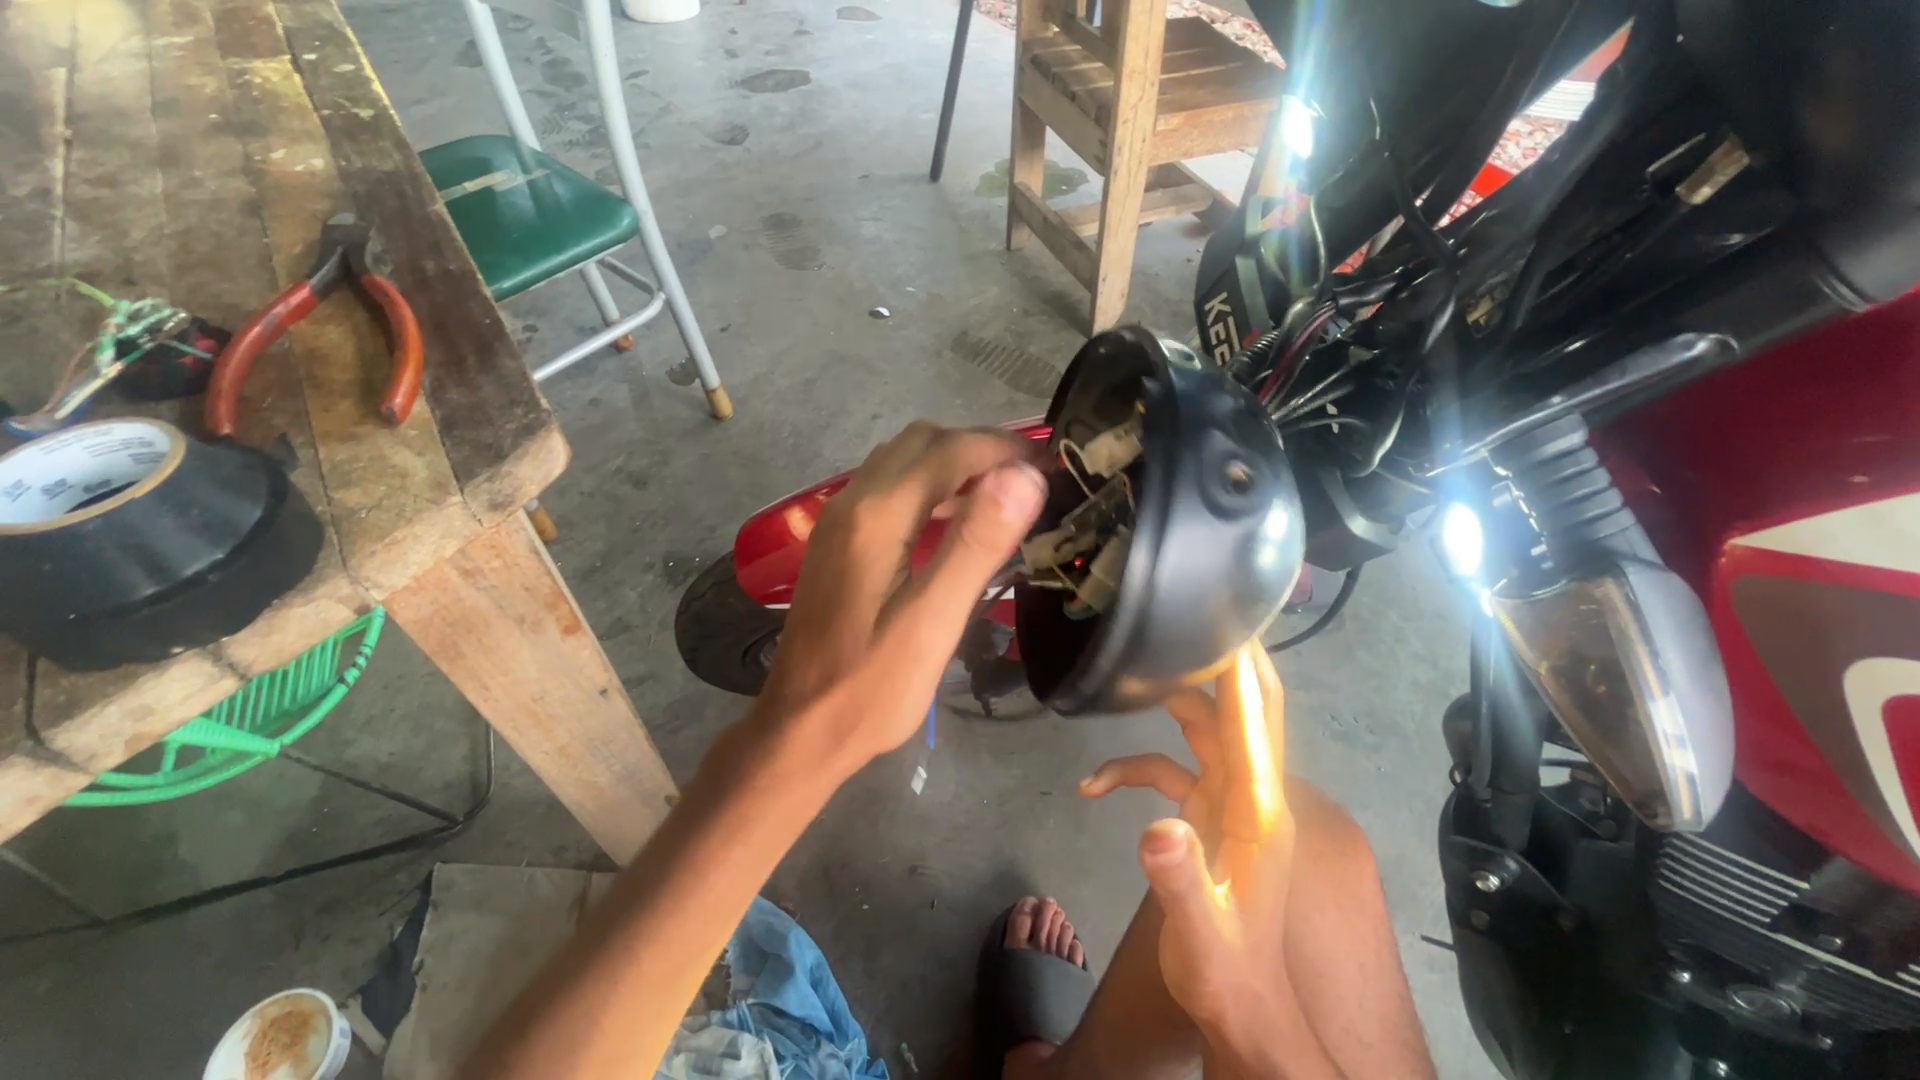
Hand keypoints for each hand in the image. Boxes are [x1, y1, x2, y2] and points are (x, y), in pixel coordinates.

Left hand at [754, 422, 1046, 773]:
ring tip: (1002, 498)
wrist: (800, 729)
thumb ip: (975, 545)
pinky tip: (952, 524)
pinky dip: (927, 486)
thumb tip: (1024, 476)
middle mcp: (852, 502)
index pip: (950, 450)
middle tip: (1029, 483)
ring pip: (901, 461)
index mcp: (877, 516)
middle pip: (922, 442)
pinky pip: (887, 488)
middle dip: (979, 449)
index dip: (1004, 450)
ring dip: (952, 464)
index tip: (1051, 467)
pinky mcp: (836, 542)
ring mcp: (838, 521)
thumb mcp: (932, 622)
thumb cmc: (872, 687)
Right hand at [1079, 644, 1310, 1067]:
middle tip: (1188, 614)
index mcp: (1260, 806)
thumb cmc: (1227, 970)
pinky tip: (1093, 785)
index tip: (1230, 617)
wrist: (1239, 1007)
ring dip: (1172, 699)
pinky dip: (1132, 767)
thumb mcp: (1202, 932)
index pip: (1257, 720)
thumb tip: (1154, 825)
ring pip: (1201, 729)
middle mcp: (1249, 791)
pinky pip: (1167, 770)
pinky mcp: (1204, 816)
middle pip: (1237, 707)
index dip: (1244, 667)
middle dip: (1219, 661)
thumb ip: (1180, 879)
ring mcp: (1227, 801)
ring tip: (1136, 668)